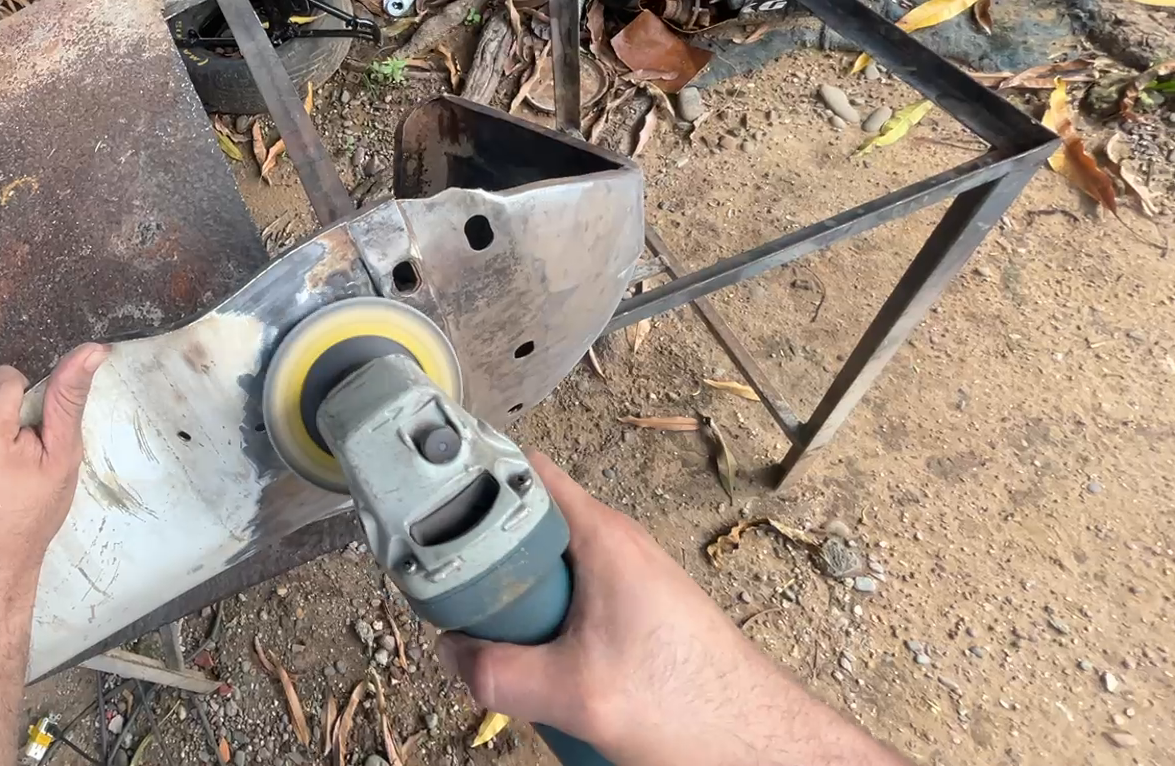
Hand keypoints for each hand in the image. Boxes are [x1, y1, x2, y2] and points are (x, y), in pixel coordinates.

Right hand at [436, 452, 904, 765]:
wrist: (771, 750)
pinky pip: (566, 584)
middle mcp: (609, 538)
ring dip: (511, 579)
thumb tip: (449, 652)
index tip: (432, 493)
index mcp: (597, 533)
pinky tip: (533, 647)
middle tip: (447, 570)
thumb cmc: (691, 705)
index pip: (523, 467)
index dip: (474, 470)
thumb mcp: (582, 695)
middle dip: (482, 538)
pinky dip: (539, 603)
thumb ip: (504, 674)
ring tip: (484, 615)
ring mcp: (622, 570)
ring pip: (543, 553)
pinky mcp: (631, 602)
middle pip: (525, 512)